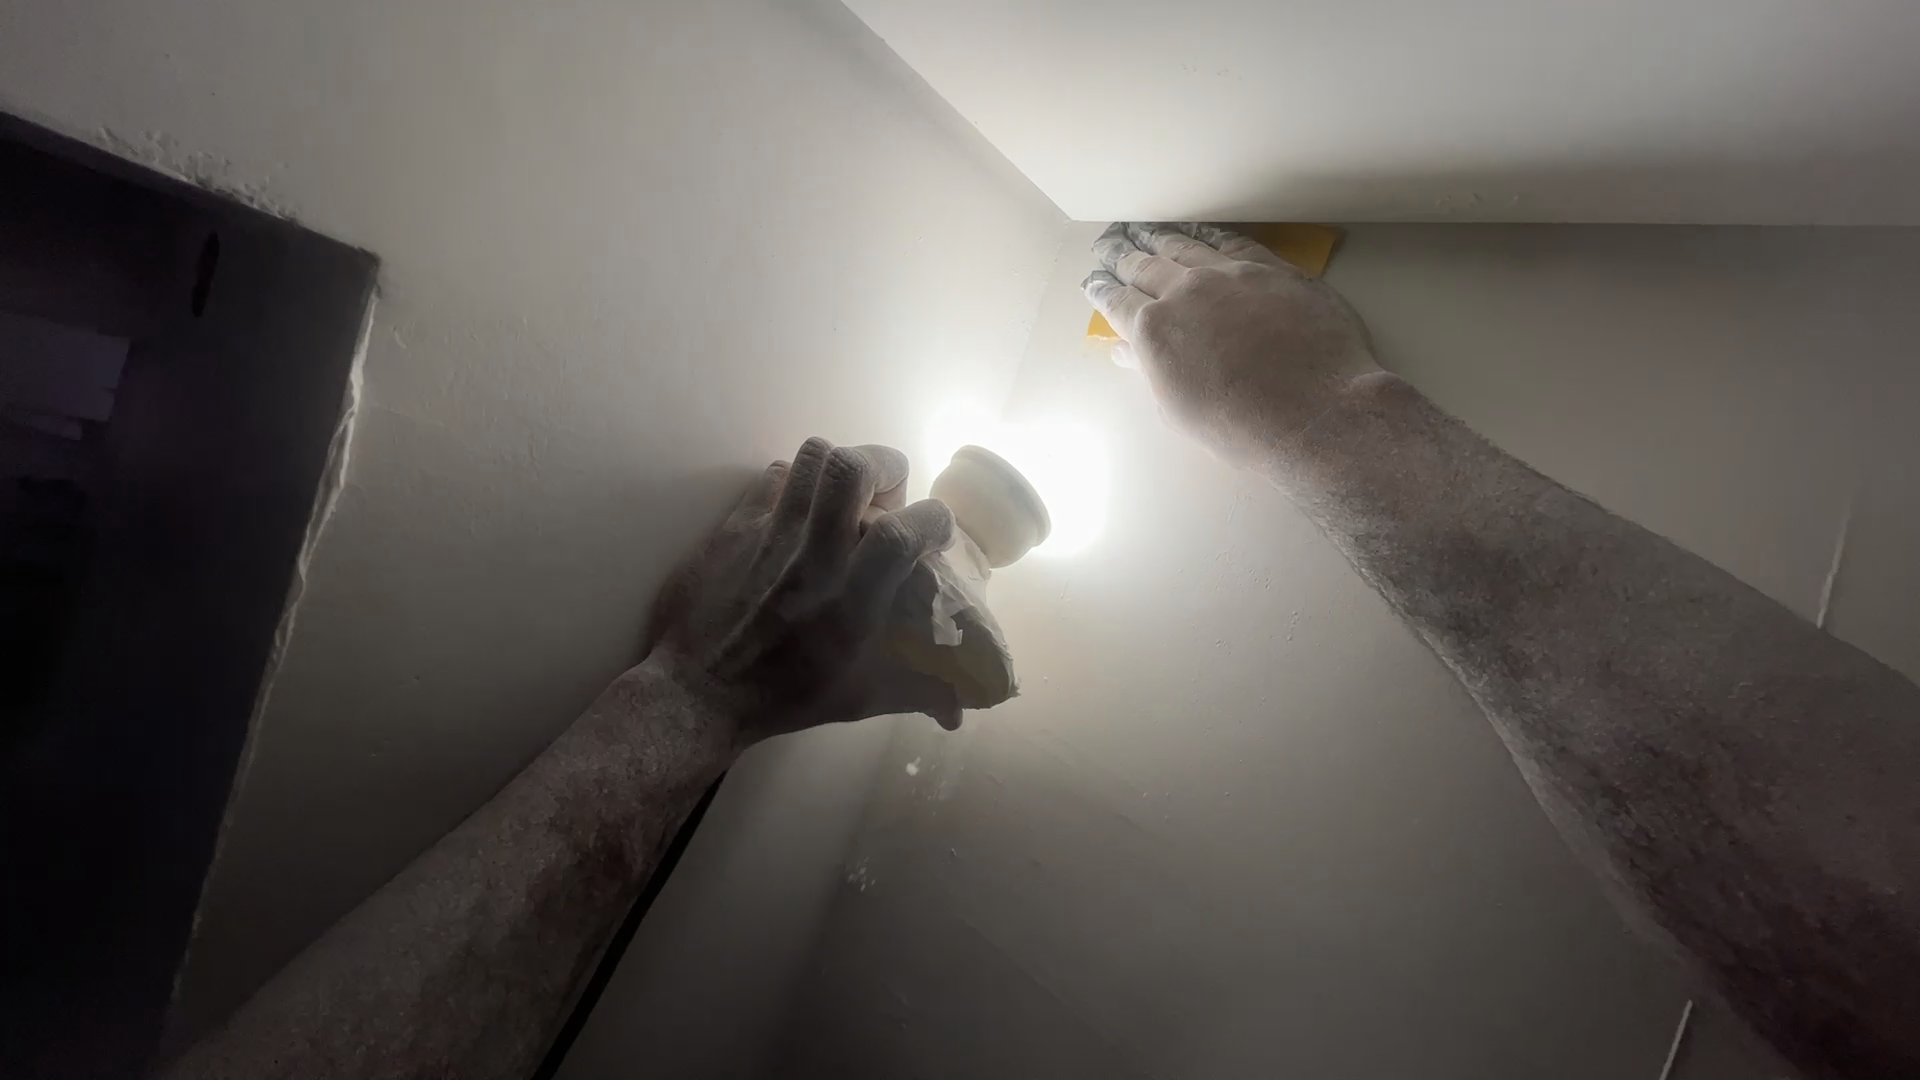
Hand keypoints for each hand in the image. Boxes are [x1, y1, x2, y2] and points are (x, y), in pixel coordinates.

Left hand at [642, 437, 962, 750]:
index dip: (934, 520)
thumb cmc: (786, 697)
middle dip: (885, 466)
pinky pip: (774, 476)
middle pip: (852, 468)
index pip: (902, 533)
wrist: (698, 692)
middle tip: (889, 496)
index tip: (937, 533)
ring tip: (846, 497)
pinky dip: (797, 482)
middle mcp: (813, 555)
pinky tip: (801, 512)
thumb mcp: (862, 700)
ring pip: (812, 457)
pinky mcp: (736, 526)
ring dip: (841, 468)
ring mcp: (771, 534)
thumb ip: (920, 695)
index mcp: (851, 599)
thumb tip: (960, 713)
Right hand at [1083, 222, 1383, 466]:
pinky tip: (1199, 234)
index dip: (1100, 291)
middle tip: (1108, 243)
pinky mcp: (1269, 268)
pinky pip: (1230, 242)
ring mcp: (1228, 274)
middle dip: (1121, 255)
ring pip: (1184, 247)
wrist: (1312, 410)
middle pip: (1144, 266)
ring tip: (1144, 231)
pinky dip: (1207, 236)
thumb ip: (1148, 371)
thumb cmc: (1236, 425)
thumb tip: (1124, 352)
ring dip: (1159, 239)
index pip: (1115, 302)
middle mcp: (1184, 292)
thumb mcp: (1176, 408)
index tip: (1092, 282)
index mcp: (1152, 330)